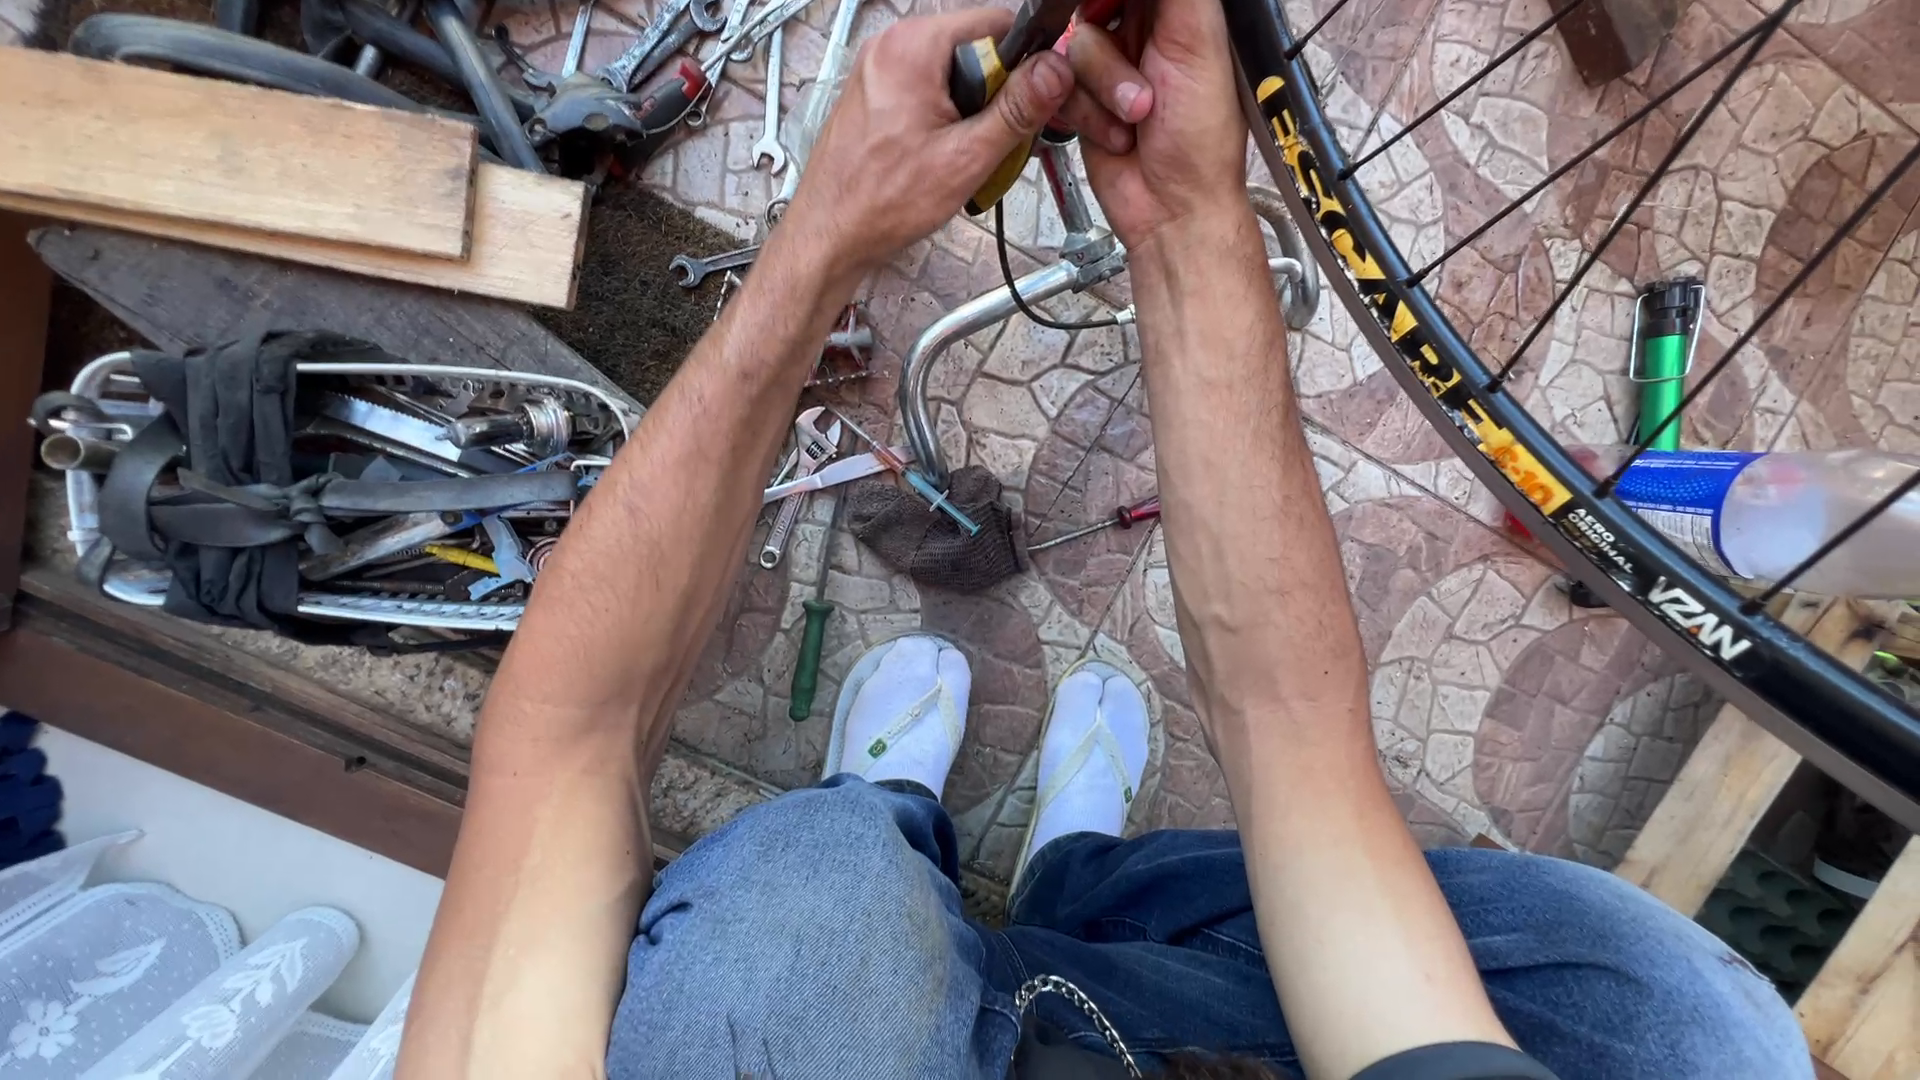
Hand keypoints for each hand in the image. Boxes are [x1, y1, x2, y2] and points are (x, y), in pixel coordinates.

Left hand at [780, 9, 1076, 279]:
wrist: (831, 235)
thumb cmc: (880, 202)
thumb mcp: (965, 158)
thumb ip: (1015, 111)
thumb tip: (1054, 72)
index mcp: (913, 47)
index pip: (995, 23)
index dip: (1021, 67)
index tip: (1025, 108)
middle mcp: (891, 48)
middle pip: (972, 54)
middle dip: (993, 101)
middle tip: (990, 148)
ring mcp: (879, 73)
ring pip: (950, 81)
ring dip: (969, 121)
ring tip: (961, 163)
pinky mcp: (875, 100)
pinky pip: (925, 99)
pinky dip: (943, 128)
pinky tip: (940, 163)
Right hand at [1058, 0, 1250, 249]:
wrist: (1171, 209)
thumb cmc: (1200, 139)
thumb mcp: (1198, 42)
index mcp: (1176, 12)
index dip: (1111, 1)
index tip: (1111, 16)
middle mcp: (1140, 35)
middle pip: (1094, 8)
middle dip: (1113, 54)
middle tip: (1144, 89)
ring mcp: (1107, 73)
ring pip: (1077, 49)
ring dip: (1106, 91)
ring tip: (1136, 119)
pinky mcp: (1082, 106)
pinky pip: (1061, 89)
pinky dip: (1088, 117)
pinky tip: (1117, 137)